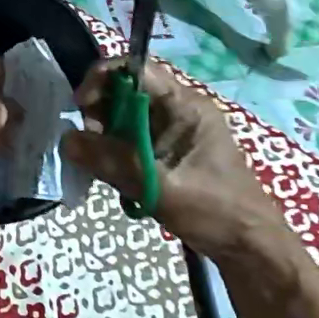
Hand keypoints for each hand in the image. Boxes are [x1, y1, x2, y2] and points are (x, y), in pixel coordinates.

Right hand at [63, 57, 282, 255]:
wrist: (251, 250)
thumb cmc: (215, 212)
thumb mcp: (161, 186)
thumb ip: (113, 162)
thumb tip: (67, 139)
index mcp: (186, 105)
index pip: (137, 68)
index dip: (103, 77)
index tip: (80, 104)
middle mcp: (179, 110)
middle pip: (127, 91)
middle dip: (100, 109)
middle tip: (86, 141)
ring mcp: (174, 132)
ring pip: (126, 116)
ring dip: (106, 134)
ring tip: (97, 162)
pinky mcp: (169, 153)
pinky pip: (132, 139)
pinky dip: (116, 151)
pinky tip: (112, 175)